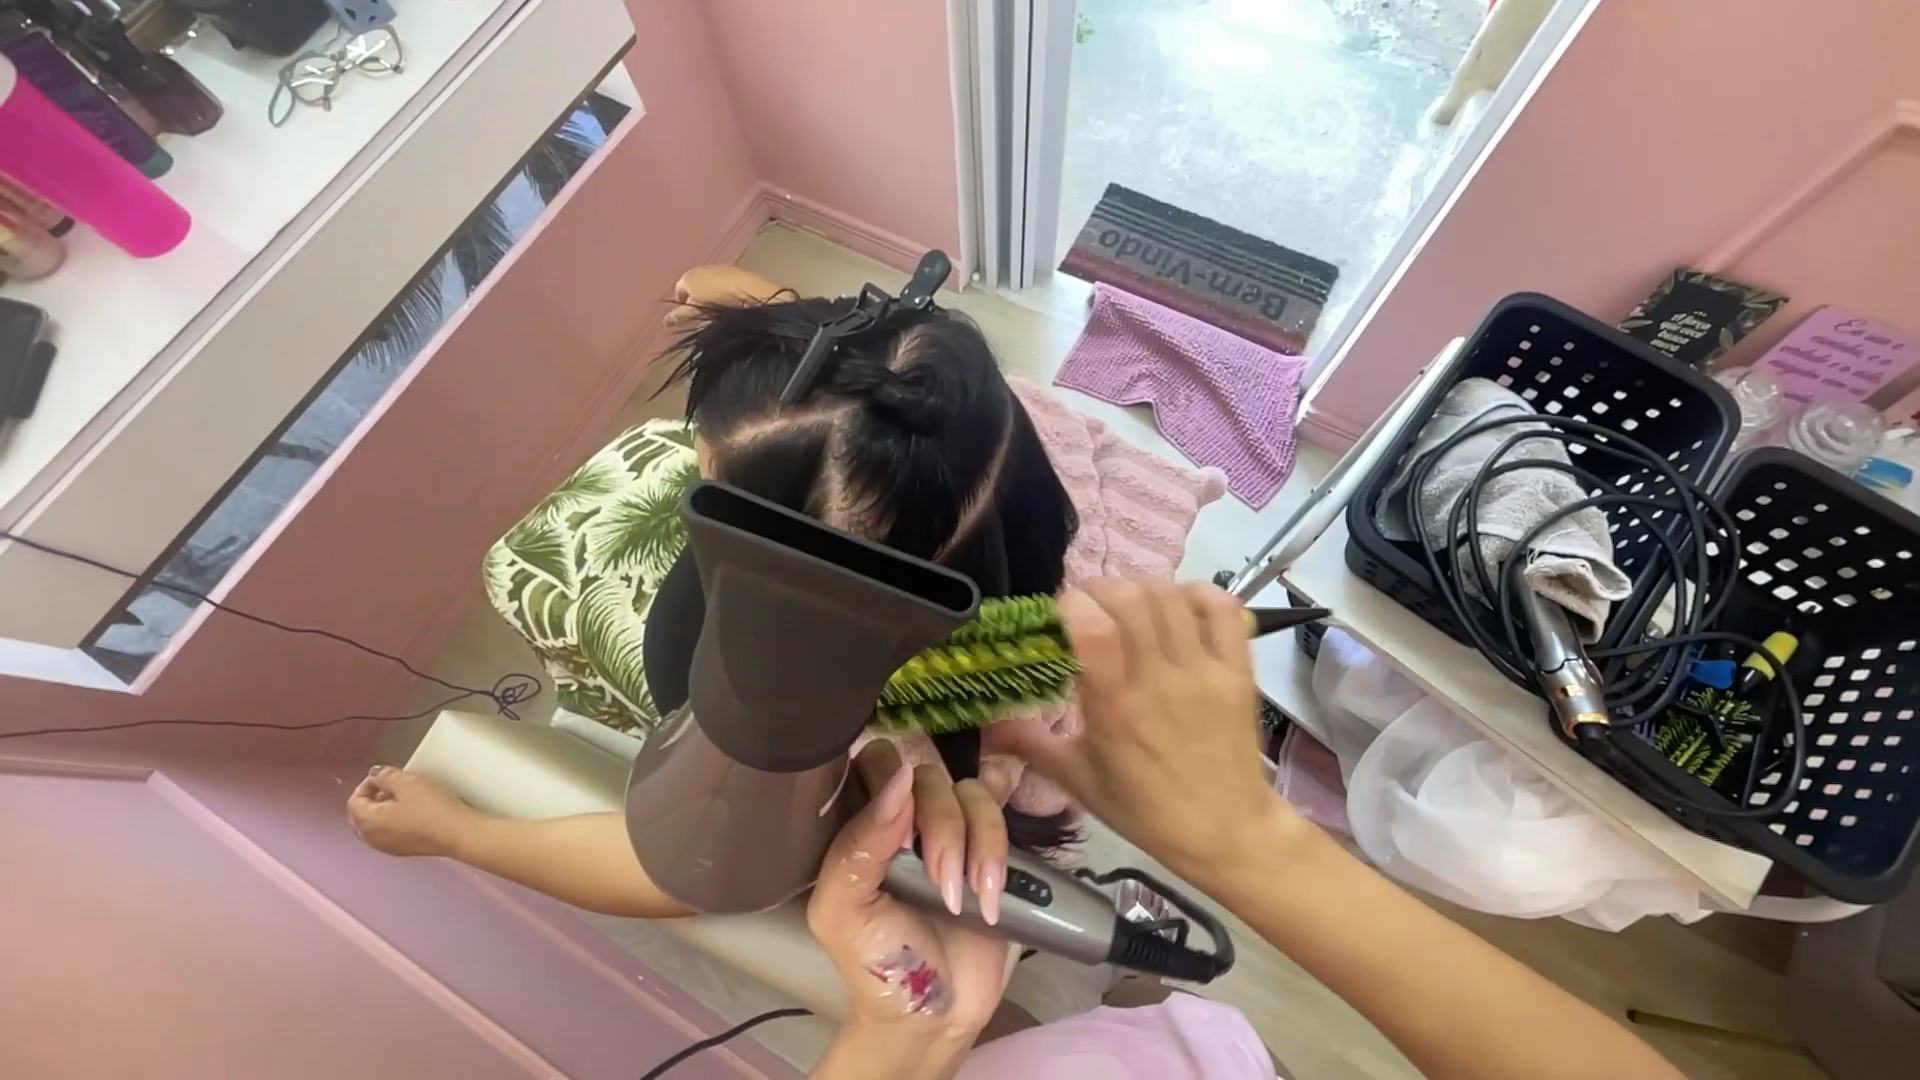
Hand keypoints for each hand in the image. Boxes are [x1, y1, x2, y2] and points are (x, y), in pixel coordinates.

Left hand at [346, 766, 478, 857]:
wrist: (457, 833)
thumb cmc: (431, 806)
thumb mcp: (410, 783)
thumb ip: (387, 776)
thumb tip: (374, 774)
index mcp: (366, 821)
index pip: (354, 801)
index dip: (366, 784)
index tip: (386, 773)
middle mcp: (370, 838)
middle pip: (361, 816)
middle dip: (373, 799)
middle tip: (393, 785)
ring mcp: (386, 847)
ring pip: (375, 826)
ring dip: (384, 811)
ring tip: (405, 798)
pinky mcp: (404, 851)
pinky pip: (390, 833)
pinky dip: (394, 822)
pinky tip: (414, 814)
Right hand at [664, 264, 784, 328]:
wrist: (747, 290)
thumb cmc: (714, 301)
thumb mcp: (694, 310)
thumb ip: (681, 314)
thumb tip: (667, 320)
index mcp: (689, 275)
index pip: (680, 287)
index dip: (680, 301)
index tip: (682, 314)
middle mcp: (705, 268)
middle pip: (697, 283)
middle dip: (696, 296)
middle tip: (699, 312)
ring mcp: (724, 270)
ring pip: (713, 282)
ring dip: (712, 294)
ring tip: (716, 310)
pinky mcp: (741, 275)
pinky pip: (729, 285)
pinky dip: (727, 293)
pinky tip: (733, 304)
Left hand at [807, 744, 1012, 1048]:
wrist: (934, 1014)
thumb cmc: (875, 961)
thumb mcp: (844, 912)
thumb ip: (858, 845)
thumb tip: (901, 778)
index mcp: (860, 822)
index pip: (874, 762)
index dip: (891, 782)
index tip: (902, 832)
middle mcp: (904, 813)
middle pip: (927, 775)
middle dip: (941, 825)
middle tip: (940, 881)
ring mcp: (950, 825)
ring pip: (970, 791)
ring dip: (978, 842)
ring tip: (970, 897)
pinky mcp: (987, 841)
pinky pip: (1001, 811)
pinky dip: (1000, 847)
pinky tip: (992, 892)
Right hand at [1000, 580, 1285, 884]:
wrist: (1227, 833)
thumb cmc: (1146, 810)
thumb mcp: (1079, 781)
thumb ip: (1031, 745)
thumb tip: (985, 727)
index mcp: (1116, 708)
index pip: (1093, 629)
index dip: (1072, 605)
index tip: (1061, 613)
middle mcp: (1160, 682)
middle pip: (1132, 600)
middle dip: (1101, 587)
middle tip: (1089, 603)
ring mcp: (1204, 672)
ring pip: (1171, 598)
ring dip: (1141, 587)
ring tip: (1127, 604)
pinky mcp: (1238, 671)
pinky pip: (1223, 610)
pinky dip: (1197, 592)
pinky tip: (1176, 604)